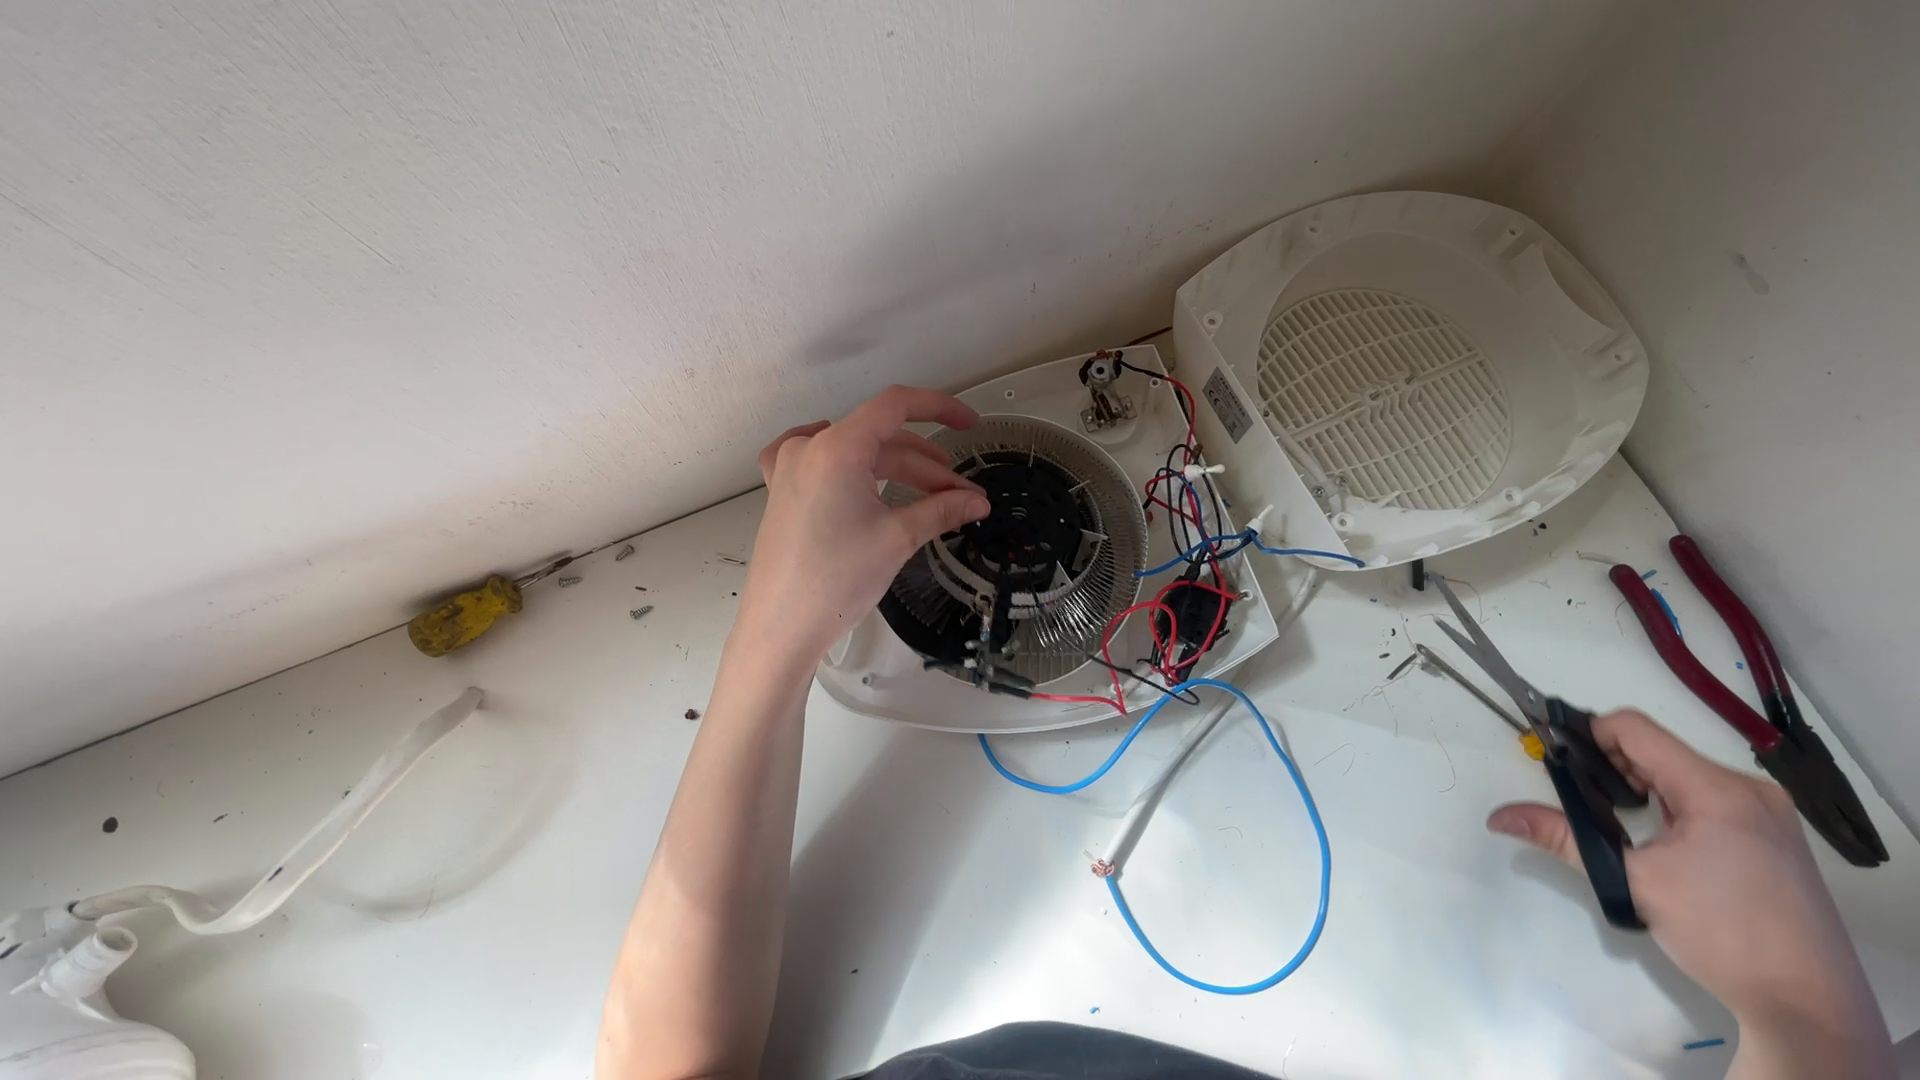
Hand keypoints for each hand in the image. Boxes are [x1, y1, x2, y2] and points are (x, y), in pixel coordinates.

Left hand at [738, 385, 990, 662]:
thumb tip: (977, 502)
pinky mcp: (782, 493)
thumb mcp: (898, 538)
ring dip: (897, 472)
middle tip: (960, 493)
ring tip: (933, 499)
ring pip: (857, 455)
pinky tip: (862, 473)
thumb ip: (942, 509)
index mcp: (836, 448)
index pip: (896, 406)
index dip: (939, 408)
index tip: (969, 424)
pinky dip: (852, 468)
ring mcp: (790, 469)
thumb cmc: (834, 581)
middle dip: (925, 464)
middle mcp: (808, 449)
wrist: (782, 627)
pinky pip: (820, 463)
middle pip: (881, 439)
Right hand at [1488, 710, 1892, 1076]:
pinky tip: (1654, 839)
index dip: (1587, 733)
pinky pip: (1704, 796)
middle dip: (1607, 765)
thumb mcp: (1633, 881)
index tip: (1554, 755)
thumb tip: (1499, 817)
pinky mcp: (1770, 834)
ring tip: (1610, 821)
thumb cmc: (1721, 933)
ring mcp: (1765, 812)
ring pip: (1679, 773)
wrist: (1809, 1002)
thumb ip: (1562, 837)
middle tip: (1574, 796)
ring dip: (1636, 786)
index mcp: (1716, 789)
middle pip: (1656, 749)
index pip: (1635, 729)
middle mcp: (1746, 789)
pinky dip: (1666, 803)